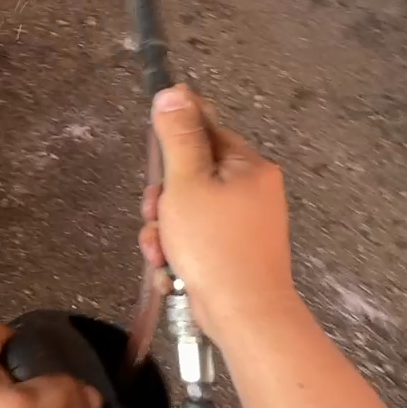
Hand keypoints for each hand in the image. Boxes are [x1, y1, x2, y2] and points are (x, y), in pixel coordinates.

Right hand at [137, 85, 304, 342]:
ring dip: (164, 228)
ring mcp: (244, 222)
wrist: (245, 316)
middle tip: (156, 216)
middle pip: (189, 173)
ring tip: (160, 252)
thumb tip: (174, 91)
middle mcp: (251, 188)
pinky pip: (196, 235)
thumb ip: (177, 136)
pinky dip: (178, 249)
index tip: (156, 159)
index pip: (204, 128)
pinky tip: (170, 268)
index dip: (172, 138)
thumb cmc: (214, 244)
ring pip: (187, 208)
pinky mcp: (235, 250)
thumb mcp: (186, 183)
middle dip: (163, 198)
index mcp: (246, 165)